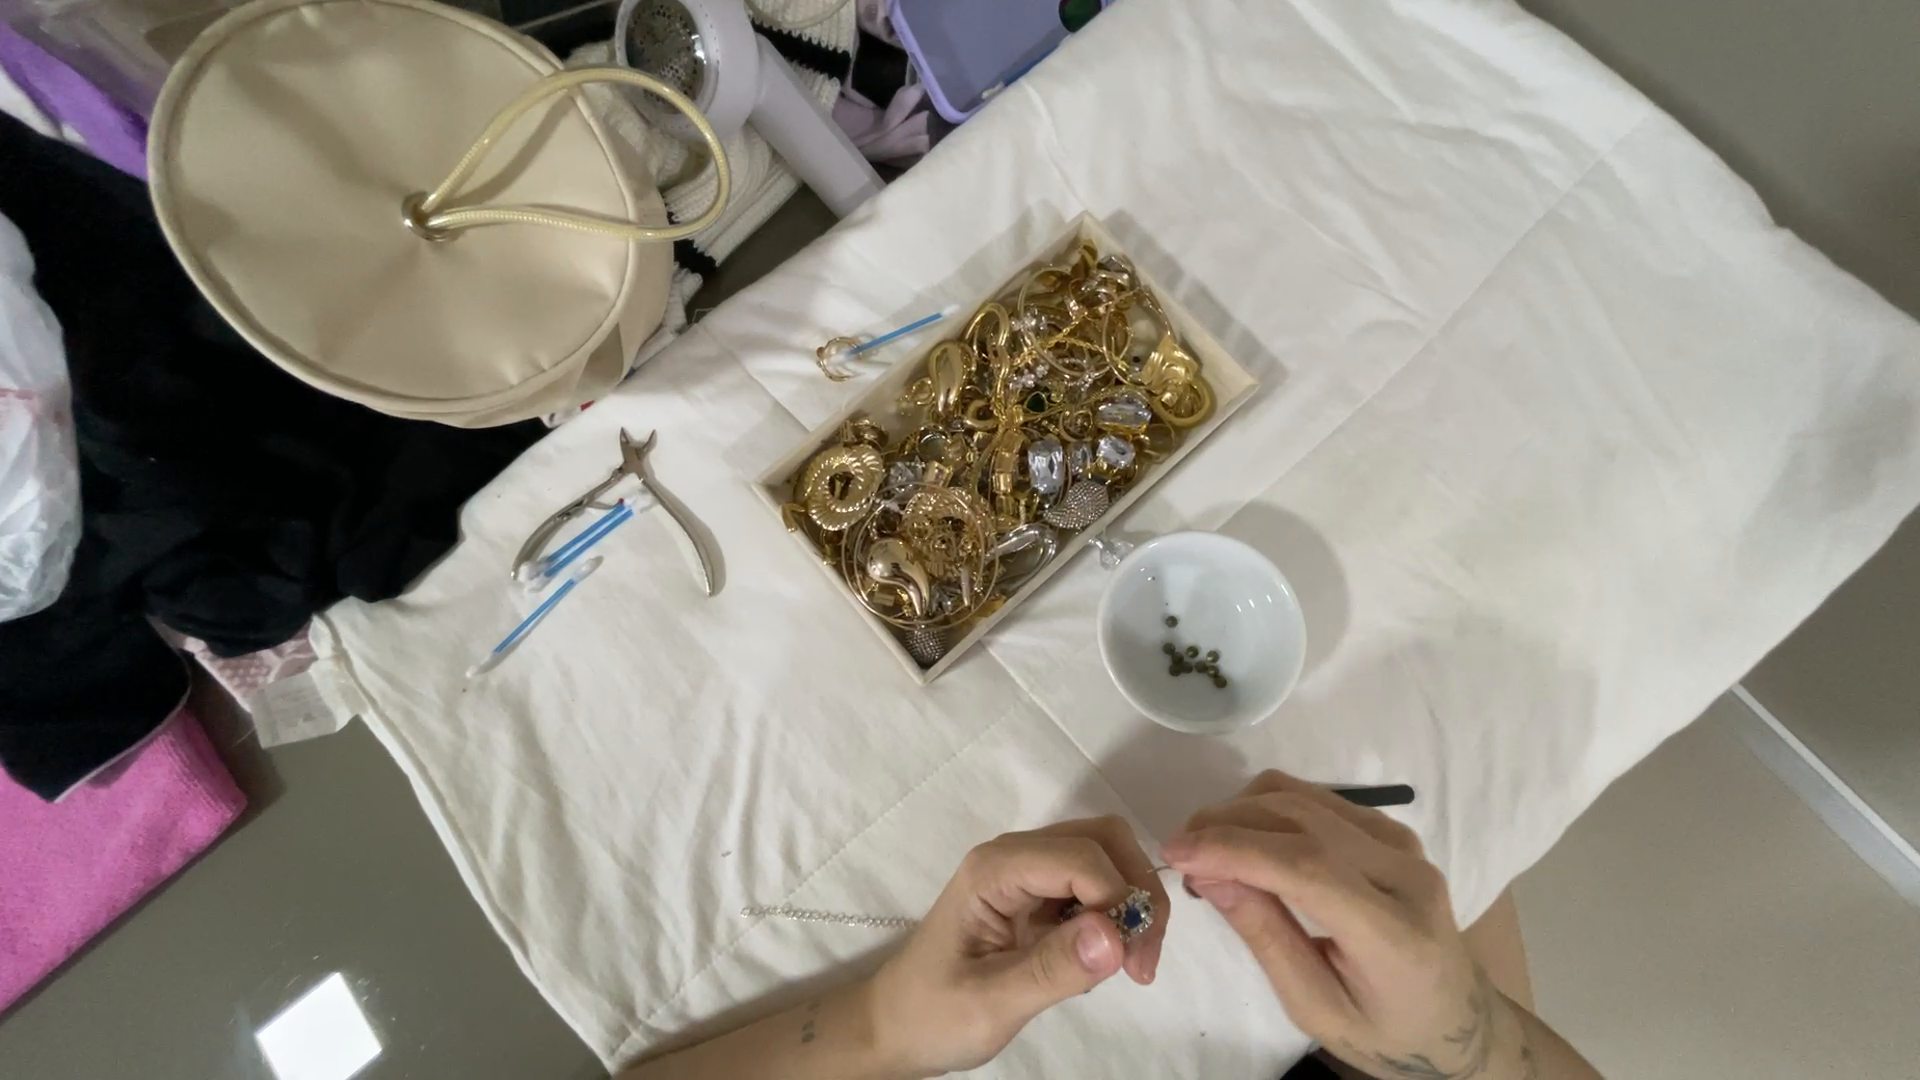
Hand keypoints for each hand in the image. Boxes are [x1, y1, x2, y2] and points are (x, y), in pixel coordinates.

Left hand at [868, 816, 1169, 1077]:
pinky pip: (1091, 882)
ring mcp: (1026, 870)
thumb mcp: (992, 1004)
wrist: (897, 1024)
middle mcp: (1014, 855)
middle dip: (1135, 891)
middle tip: (1141, 961)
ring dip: (1131, 900)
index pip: (1080, 857)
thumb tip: (1116, 933)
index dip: (1118, 900)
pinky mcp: (1036, 892)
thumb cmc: (935, 1013)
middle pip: (1100, 839)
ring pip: (1102, 855)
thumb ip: (1052, 969)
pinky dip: (1114, 912)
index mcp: (995, 869)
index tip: (1131, 963)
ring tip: (1130, 964)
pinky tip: (1103, 958)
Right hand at [1163, 771, 1530, 1079]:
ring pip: (1298, 796)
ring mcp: (1399, 842)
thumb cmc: (1385, 1030)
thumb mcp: (1316, 1009)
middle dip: (1224, 824)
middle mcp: (1405, 874)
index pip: (1307, 868)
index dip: (1233, 850)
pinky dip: (1263, 806)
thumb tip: (1206, 872)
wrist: (1458, 1019)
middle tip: (1179, 848)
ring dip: (1238, 809)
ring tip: (1206, 844)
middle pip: (1298, 820)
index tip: (1175, 852)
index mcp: (1396, 936)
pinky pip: (1309, 796)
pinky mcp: (1387, 826)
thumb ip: (1263, 935)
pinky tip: (1245, 837)